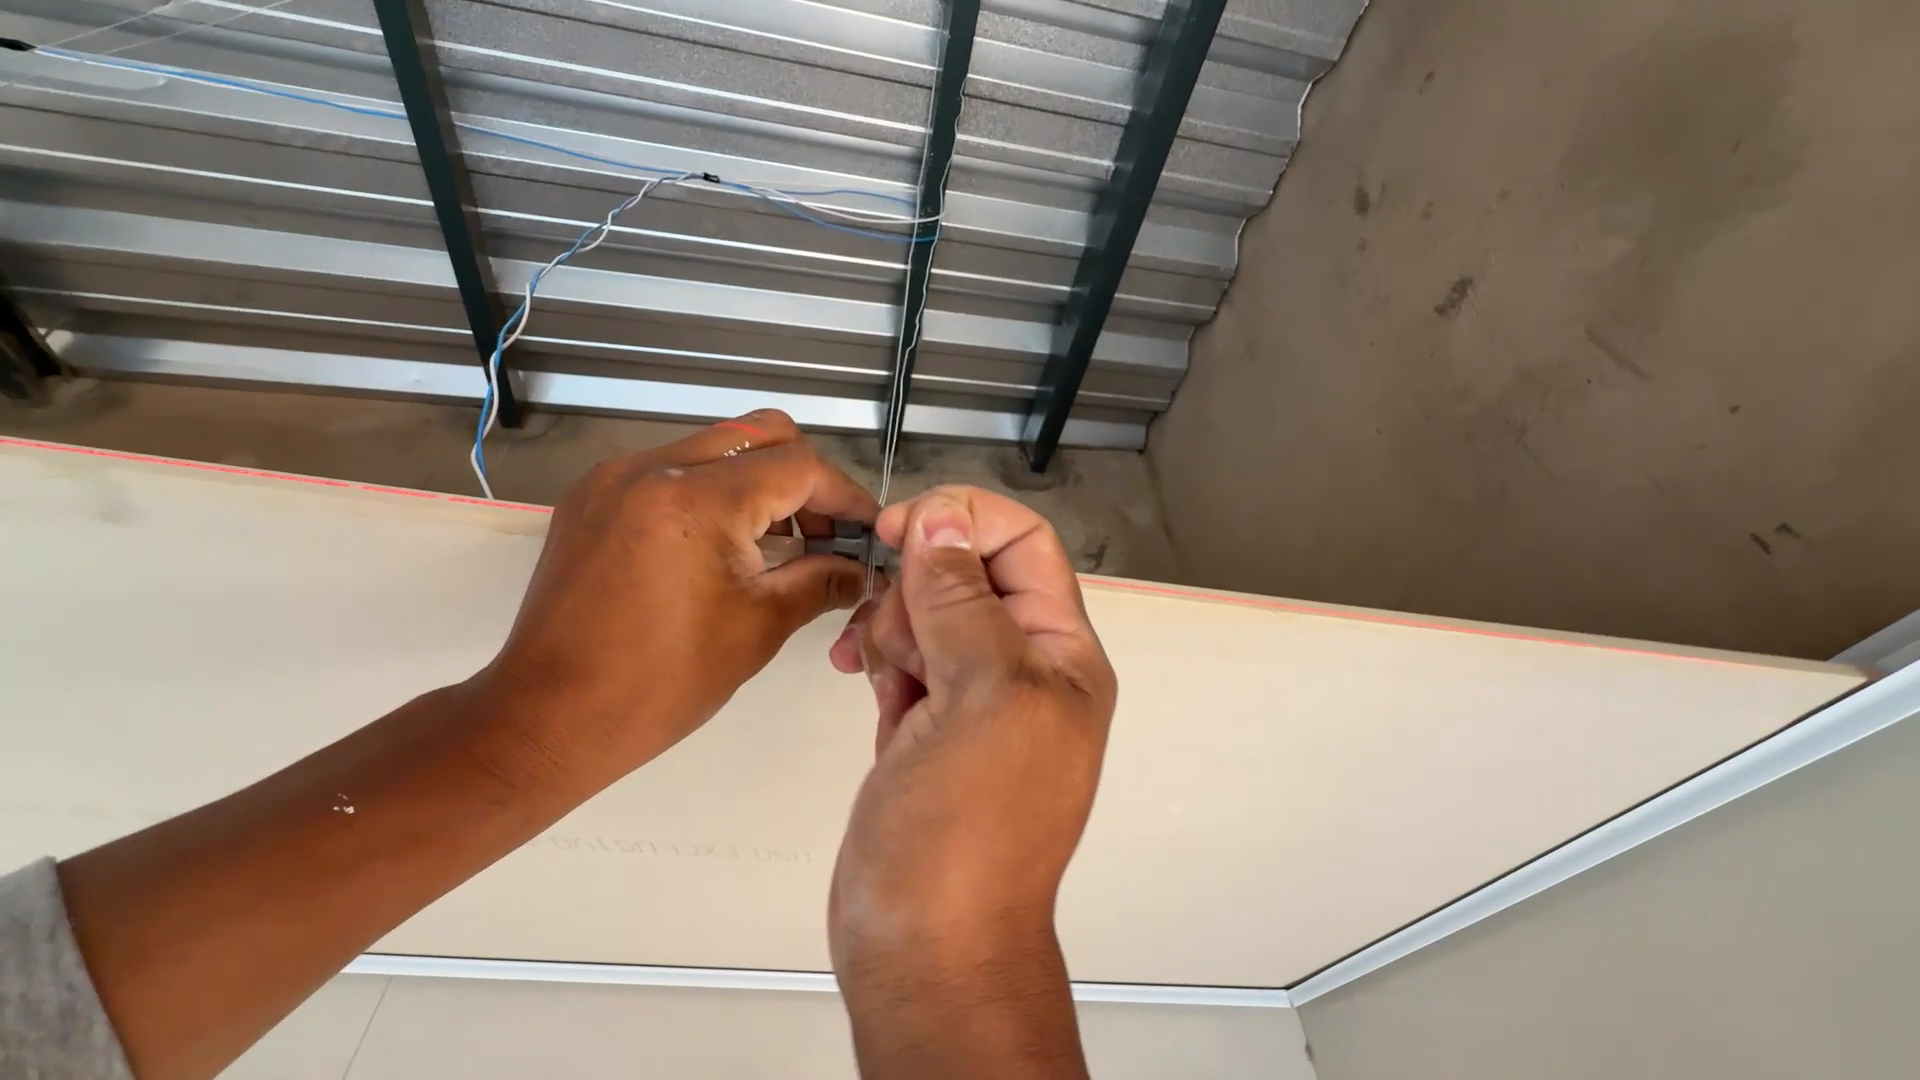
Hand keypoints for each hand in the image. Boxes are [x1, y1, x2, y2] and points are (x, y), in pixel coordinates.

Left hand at [479, 409, 876, 776]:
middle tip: (823, 535)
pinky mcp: (594, 494)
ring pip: (717, 446)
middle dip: (805, 480)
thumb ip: (822, 581)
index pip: (800, 467)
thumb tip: (864, 569)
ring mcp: (617, 475)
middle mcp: (654, 466)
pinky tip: (722, 544)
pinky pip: (674, 467)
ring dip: (760, 483)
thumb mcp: (759, 627)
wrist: (549, 717)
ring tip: (778, 544)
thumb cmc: (662, 682)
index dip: (847, 497)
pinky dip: (714, 492)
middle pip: (761, 435)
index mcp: (697, 499)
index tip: (869, 532)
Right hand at [825, 486, 1116, 1077]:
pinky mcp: (925, 720)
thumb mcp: (982, 695)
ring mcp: (969, 695)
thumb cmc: (970, 835)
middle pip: (966, 572)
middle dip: (920, 587)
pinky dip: (879, 655)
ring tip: (889, 677)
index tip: (902, 528)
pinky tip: (866, 680)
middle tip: (906, 638)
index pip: (1021, 543)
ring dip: (894, 625)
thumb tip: (941, 521)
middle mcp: (1021, 667)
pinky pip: (900, 653)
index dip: (963, 520)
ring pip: (925, 610)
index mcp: (1060, 653)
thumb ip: (962, 598)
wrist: (926, 941)